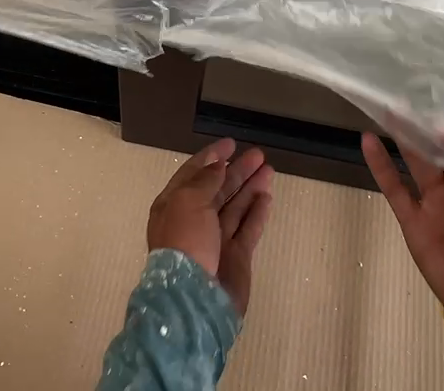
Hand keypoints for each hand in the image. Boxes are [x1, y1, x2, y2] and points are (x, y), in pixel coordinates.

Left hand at [146, 138, 275, 316]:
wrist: (194, 299)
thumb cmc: (185, 242)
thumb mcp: (188, 201)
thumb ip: (205, 180)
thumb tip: (218, 166)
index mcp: (174, 205)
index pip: (193, 173)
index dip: (211, 157)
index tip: (231, 144)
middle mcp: (194, 219)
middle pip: (218, 188)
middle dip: (237, 170)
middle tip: (259, 154)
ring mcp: (215, 239)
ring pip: (235, 206)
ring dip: (251, 187)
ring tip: (269, 170)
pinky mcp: (235, 256)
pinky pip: (247, 228)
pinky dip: (257, 212)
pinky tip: (267, 197)